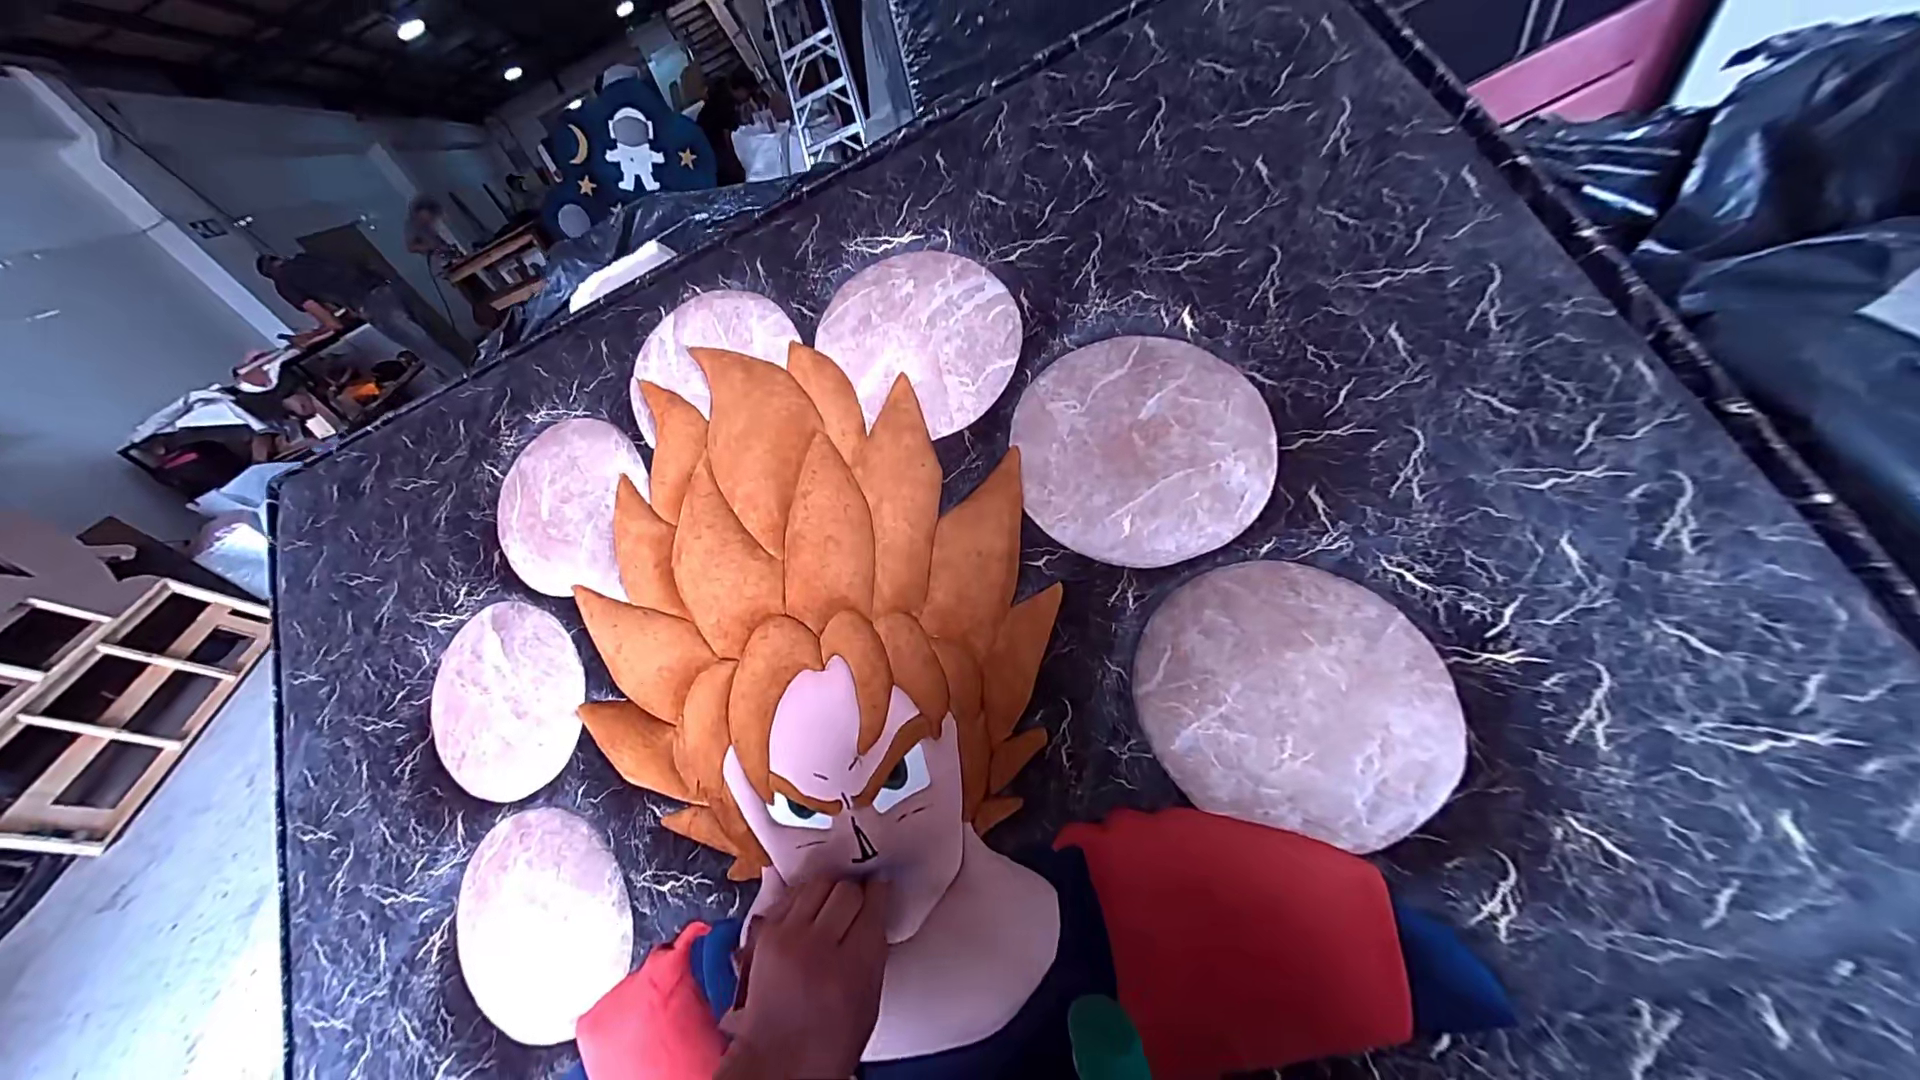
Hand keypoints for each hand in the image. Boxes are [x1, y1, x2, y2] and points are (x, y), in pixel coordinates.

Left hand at [716, 875, 890, 1078]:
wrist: (775, 1063)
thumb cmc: (828, 1042)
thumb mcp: (869, 1001)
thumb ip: (875, 951)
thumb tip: (877, 908)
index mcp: (852, 968)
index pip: (872, 904)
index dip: (879, 892)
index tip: (880, 888)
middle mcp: (818, 947)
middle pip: (847, 890)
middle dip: (857, 893)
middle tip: (858, 902)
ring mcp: (788, 938)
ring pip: (820, 883)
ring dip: (831, 890)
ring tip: (834, 904)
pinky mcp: (766, 934)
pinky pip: (794, 894)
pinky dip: (806, 897)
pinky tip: (812, 909)